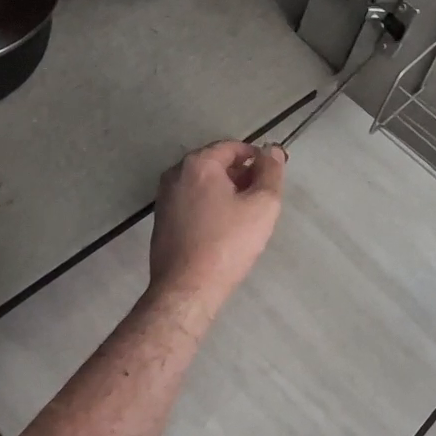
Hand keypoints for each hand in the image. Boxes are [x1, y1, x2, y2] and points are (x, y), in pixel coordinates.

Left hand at [147, 140, 286, 305]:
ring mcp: (165, 197)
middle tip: (262, 199)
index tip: (273, 176)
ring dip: (226, 191)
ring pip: (203, 183)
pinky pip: (192, 201)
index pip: (233, 147)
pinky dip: (210, 205)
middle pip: (216, 163)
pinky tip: (223, 229)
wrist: (186, 289)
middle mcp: (176, 174)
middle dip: (242, 175)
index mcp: (199, 164)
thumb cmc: (228, 244)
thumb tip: (271, 149)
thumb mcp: (262, 205)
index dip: (258, 158)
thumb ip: (270, 171)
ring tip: (245, 216)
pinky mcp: (162, 220)